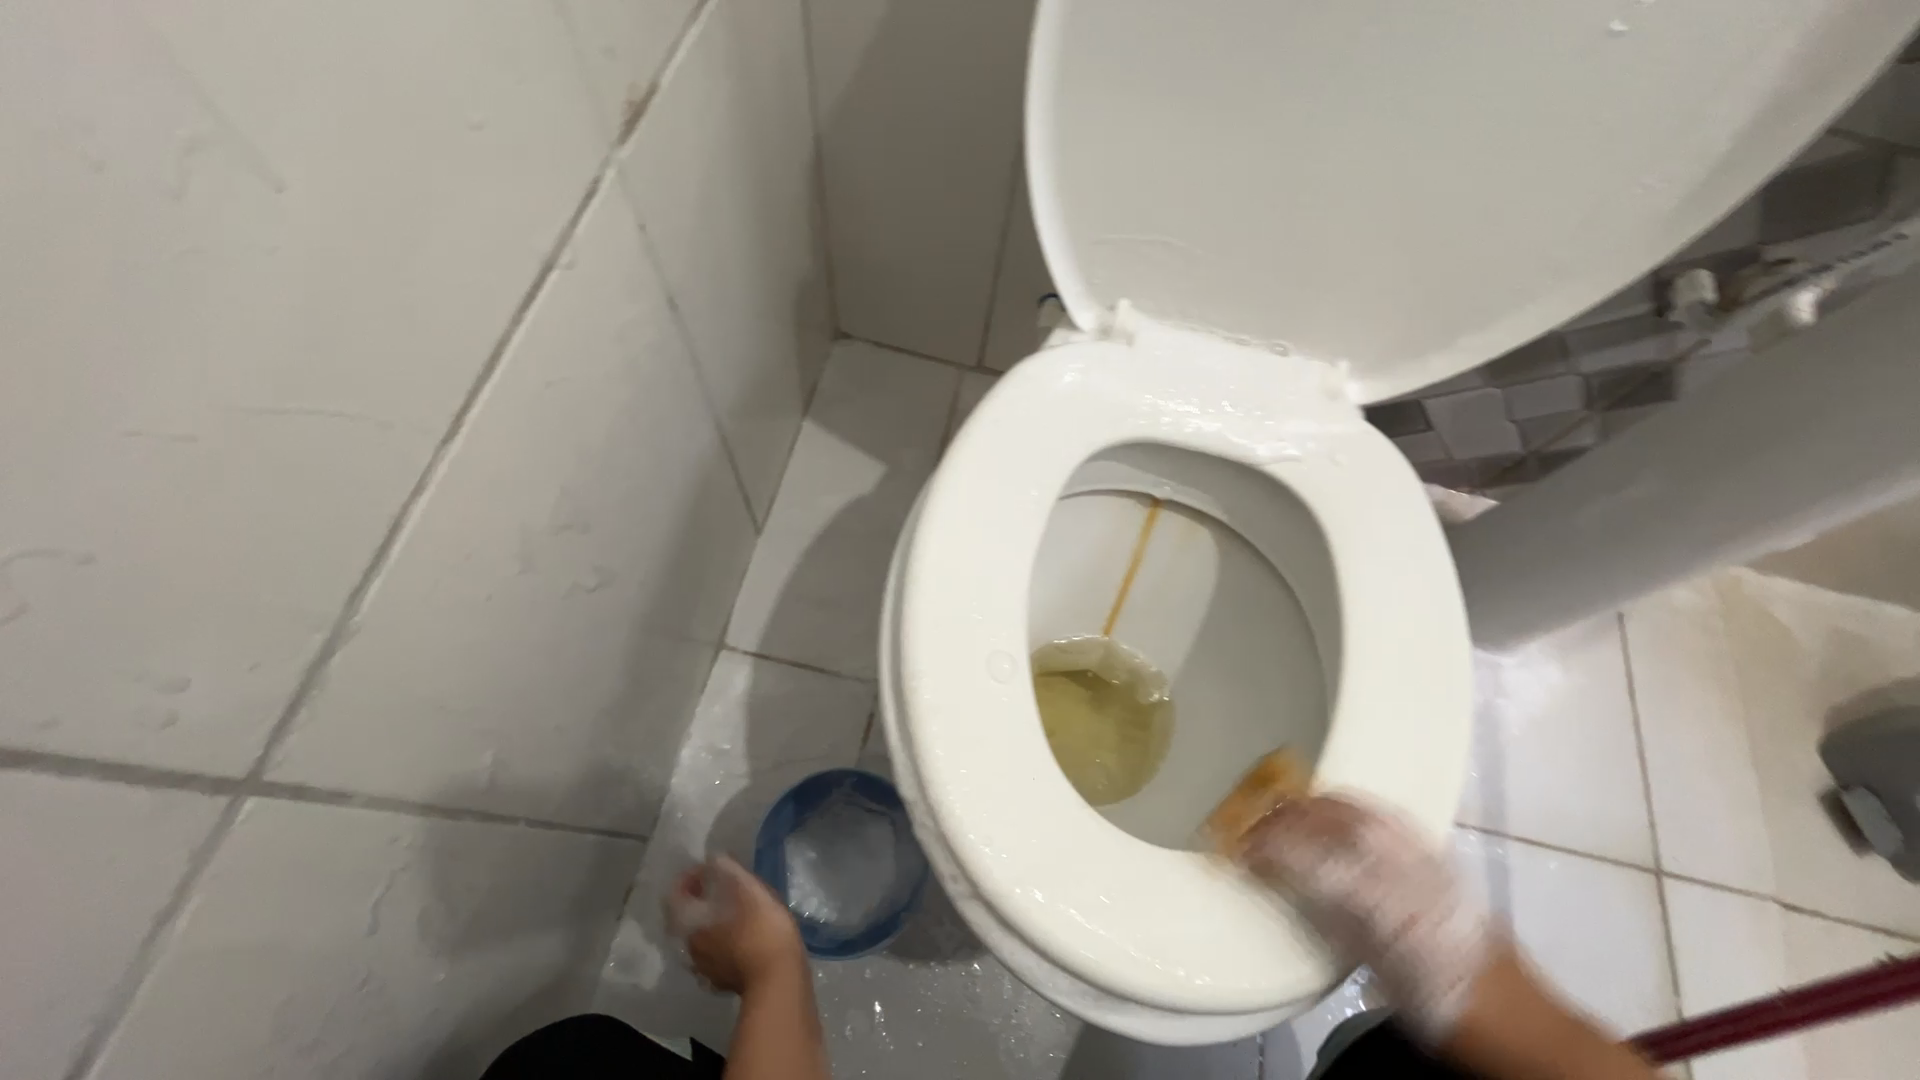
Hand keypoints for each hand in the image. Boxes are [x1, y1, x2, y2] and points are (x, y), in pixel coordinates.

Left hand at [664, 855, 806, 994]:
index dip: (690, 876)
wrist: (778, 978)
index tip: (711, 867)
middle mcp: (689, 946)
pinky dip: (721, 940)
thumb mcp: (749, 888)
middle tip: (722, 885)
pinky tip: (740, 937)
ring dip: (711, 920)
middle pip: (686, 916)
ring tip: (734, 909)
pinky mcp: (720, 981)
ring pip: (700, 936)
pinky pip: (714, 954)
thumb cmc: (761, 927)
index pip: (675, 894)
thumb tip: (714, 859)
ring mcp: (704, 967)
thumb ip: (728, 869)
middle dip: (701, 898)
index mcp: (690, 922)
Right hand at [1235, 794, 1492, 1042]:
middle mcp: (1403, 872)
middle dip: (1283, 818)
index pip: (1311, 860)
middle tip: (1250, 823)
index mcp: (1384, 910)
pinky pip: (1382, 812)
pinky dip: (1346, 802)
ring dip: (1310, 803)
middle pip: (1331, 825)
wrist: (1511, 1012)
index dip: (1270, 848)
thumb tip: (1281, 880)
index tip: (1239, 847)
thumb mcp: (1371, 969)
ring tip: (1280, 807)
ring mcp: (1423, 856)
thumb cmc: (1434, 1002)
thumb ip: (1328, 919)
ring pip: (1356, 811)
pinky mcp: (1437, 852)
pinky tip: (1328, 805)